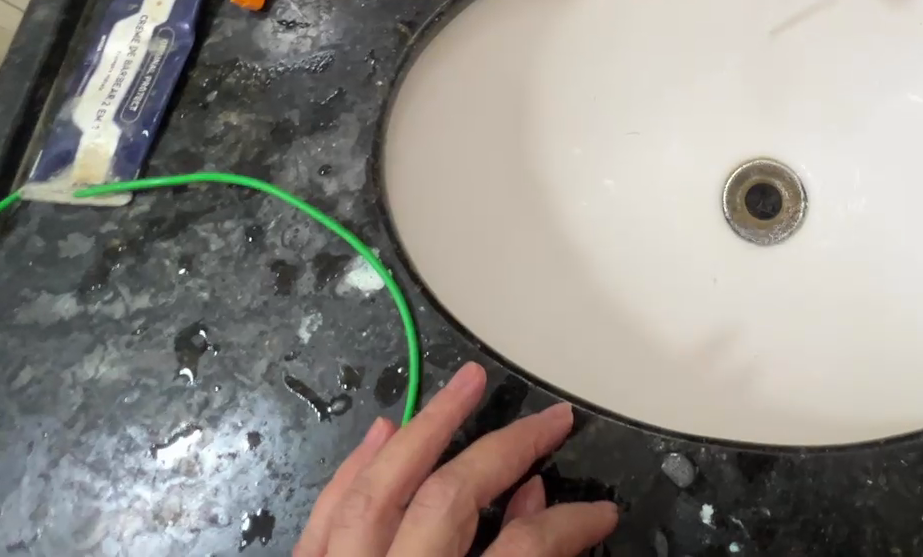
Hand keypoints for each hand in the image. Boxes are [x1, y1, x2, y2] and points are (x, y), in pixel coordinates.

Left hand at [296, 362, 618, 556]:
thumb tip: (532, 503)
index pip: (522, 547)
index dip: (570, 524)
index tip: (602, 512)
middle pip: (447, 497)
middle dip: (508, 447)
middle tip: (553, 418)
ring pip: (375, 491)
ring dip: (428, 427)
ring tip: (470, 382)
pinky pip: (320, 519)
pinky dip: (352, 468)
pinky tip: (382, 427)